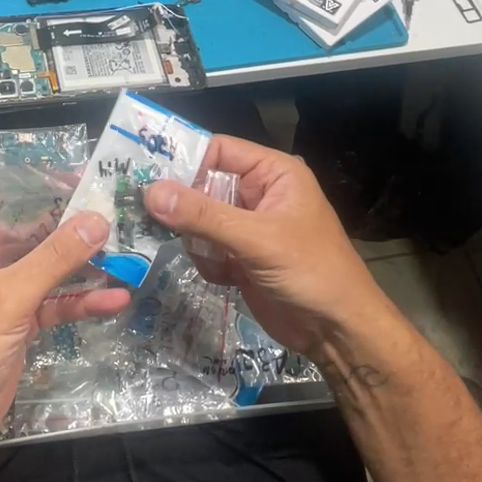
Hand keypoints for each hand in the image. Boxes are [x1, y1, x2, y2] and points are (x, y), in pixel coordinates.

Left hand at [0, 213, 129, 460]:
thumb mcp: (10, 297)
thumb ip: (55, 258)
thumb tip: (97, 219)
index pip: (13, 205)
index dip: (51, 191)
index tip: (92, 179)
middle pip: (37, 236)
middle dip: (77, 231)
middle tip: (122, 214)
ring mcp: (5, 292)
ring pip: (51, 270)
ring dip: (87, 267)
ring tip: (129, 253)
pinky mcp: (22, 321)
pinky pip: (56, 302)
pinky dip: (83, 301)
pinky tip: (117, 299)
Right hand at [144, 135, 394, 356]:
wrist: (336, 331)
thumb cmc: (310, 271)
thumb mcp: (256, 239)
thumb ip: (203, 215)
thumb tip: (151, 192)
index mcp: (272, 173)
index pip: (217, 150)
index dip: (183, 159)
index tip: (144, 173)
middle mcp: (257, 193)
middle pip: (201, 185)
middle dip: (182, 205)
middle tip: (148, 215)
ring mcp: (246, 226)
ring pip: (197, 219)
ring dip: (197, 241)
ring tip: (212, 259)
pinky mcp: (238, 256)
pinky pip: (204, 248)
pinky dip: (207, 262)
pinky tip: (227, 279)